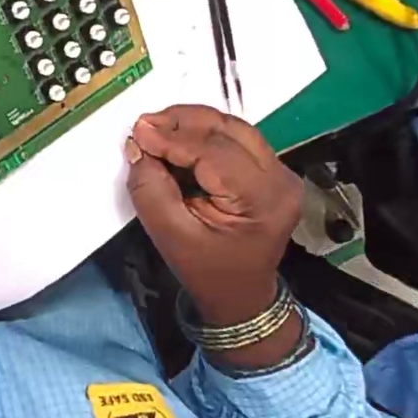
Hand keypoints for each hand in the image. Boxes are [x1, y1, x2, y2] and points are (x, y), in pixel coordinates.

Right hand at [124, 104, 301, 328]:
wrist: (241, 295)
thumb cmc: (208, 272)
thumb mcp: (171, 237)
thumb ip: (151, 191)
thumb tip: (139, 149)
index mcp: (263, 199)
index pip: (215, 153)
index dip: (173, 139)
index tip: (138, 131)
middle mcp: (279, 178)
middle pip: (228, 130)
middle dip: (182, 122)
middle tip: (144, 124)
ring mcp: (278, 171)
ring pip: (231, 128)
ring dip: (191, 123)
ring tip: (155, 127)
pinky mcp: (268, 169)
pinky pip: (233, 138)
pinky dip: (200, 133)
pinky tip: (175, 137)